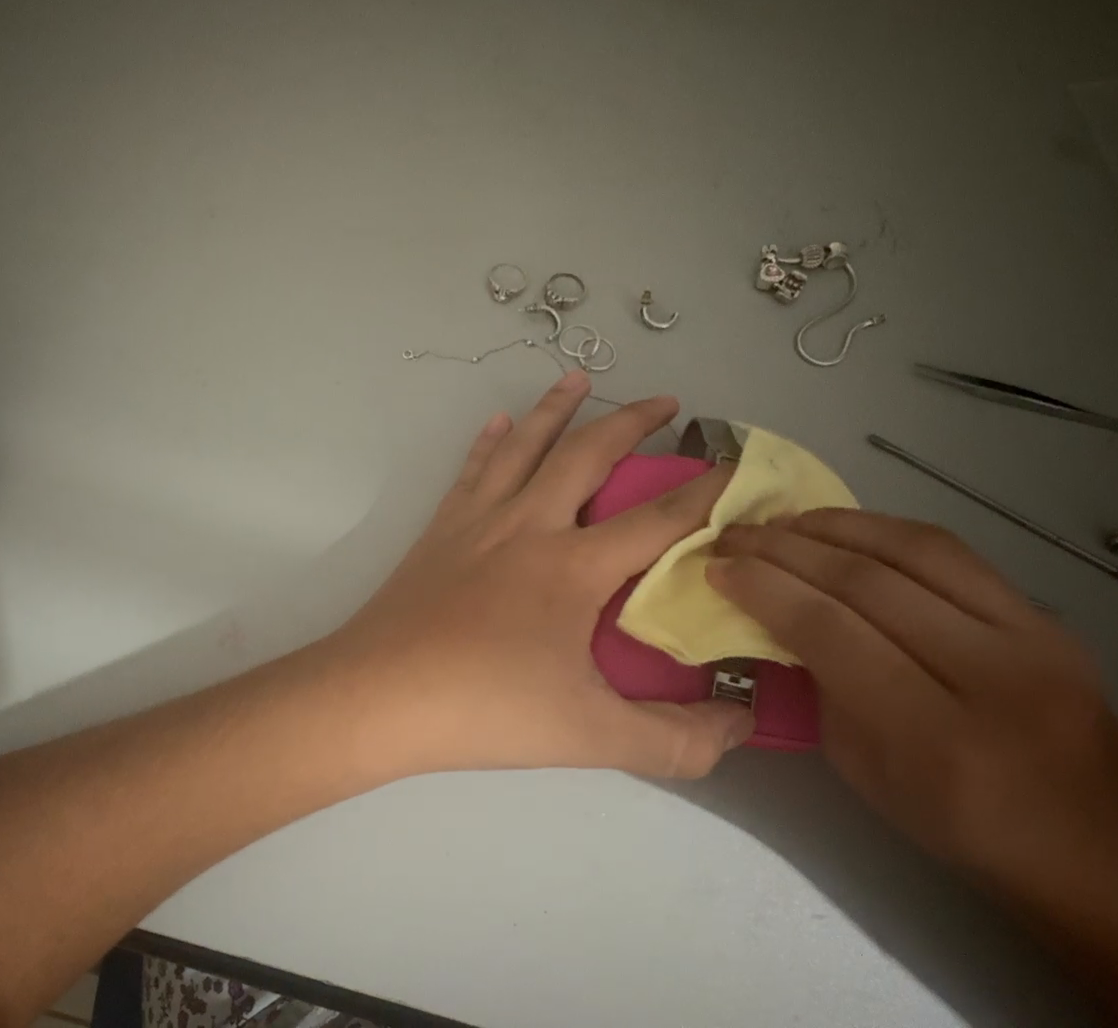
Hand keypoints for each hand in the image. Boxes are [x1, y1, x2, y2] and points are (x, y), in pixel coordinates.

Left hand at [320, 372, 751, 780]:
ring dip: (555, 409)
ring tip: (577, 378)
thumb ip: (675, 739)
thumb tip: (740, 725)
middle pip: (588, 454)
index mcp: (574, 566)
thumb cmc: (483, 710)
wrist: (376, 696)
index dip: (708, 492)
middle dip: (633, 421)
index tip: (741, 468)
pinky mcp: (439, 531)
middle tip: (666, 400)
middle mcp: (529, 525)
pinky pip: (471, 470)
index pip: (660, 517)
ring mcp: (477, 522)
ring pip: (524, 446)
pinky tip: (496, 423)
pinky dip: (489, 442)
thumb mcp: (591, 736)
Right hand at [706, 510, 1117, 888]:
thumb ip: (822, 688)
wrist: (1102, 851)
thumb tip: (779, 621)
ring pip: (916, 549)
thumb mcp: (864, 771)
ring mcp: (1033, 637)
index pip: (831, 631)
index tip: (718, 568)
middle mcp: (993, 674)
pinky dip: (886, 532)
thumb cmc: (961, 826)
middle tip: (735, 535)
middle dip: (787, 549)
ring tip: (783, 521)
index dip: (764, 589)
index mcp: (937, 734)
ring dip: (835, 526)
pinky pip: (953, 555)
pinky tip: (846, 532)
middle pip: (868, 581)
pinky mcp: (1049, 618)